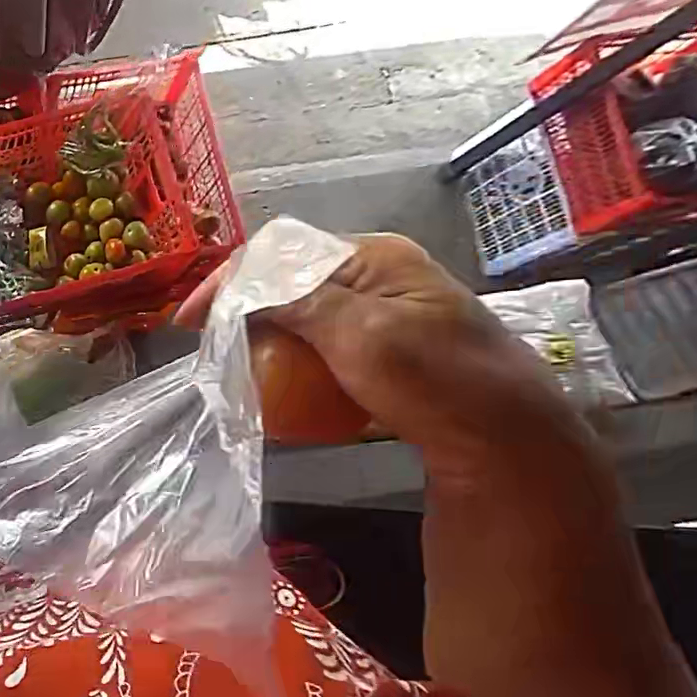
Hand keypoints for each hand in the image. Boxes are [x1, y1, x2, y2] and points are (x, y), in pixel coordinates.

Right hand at [176, 233, 585, 478]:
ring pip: (298, 313)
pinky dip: (289, 358)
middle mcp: (374, 274)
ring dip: (261, 336)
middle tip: (211, 347)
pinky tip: (275, 382)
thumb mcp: (360, 334)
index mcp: (373, 256)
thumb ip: (296, 301)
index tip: (190, 321)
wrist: (506, 444)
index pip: (281, 252)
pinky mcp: (380, 347)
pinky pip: (318, 343)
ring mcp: (379, 312)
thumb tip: (239, 287)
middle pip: (286, 280)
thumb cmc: (435, 381)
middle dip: (241, 309)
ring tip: (234, 366)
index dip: (228, 282)